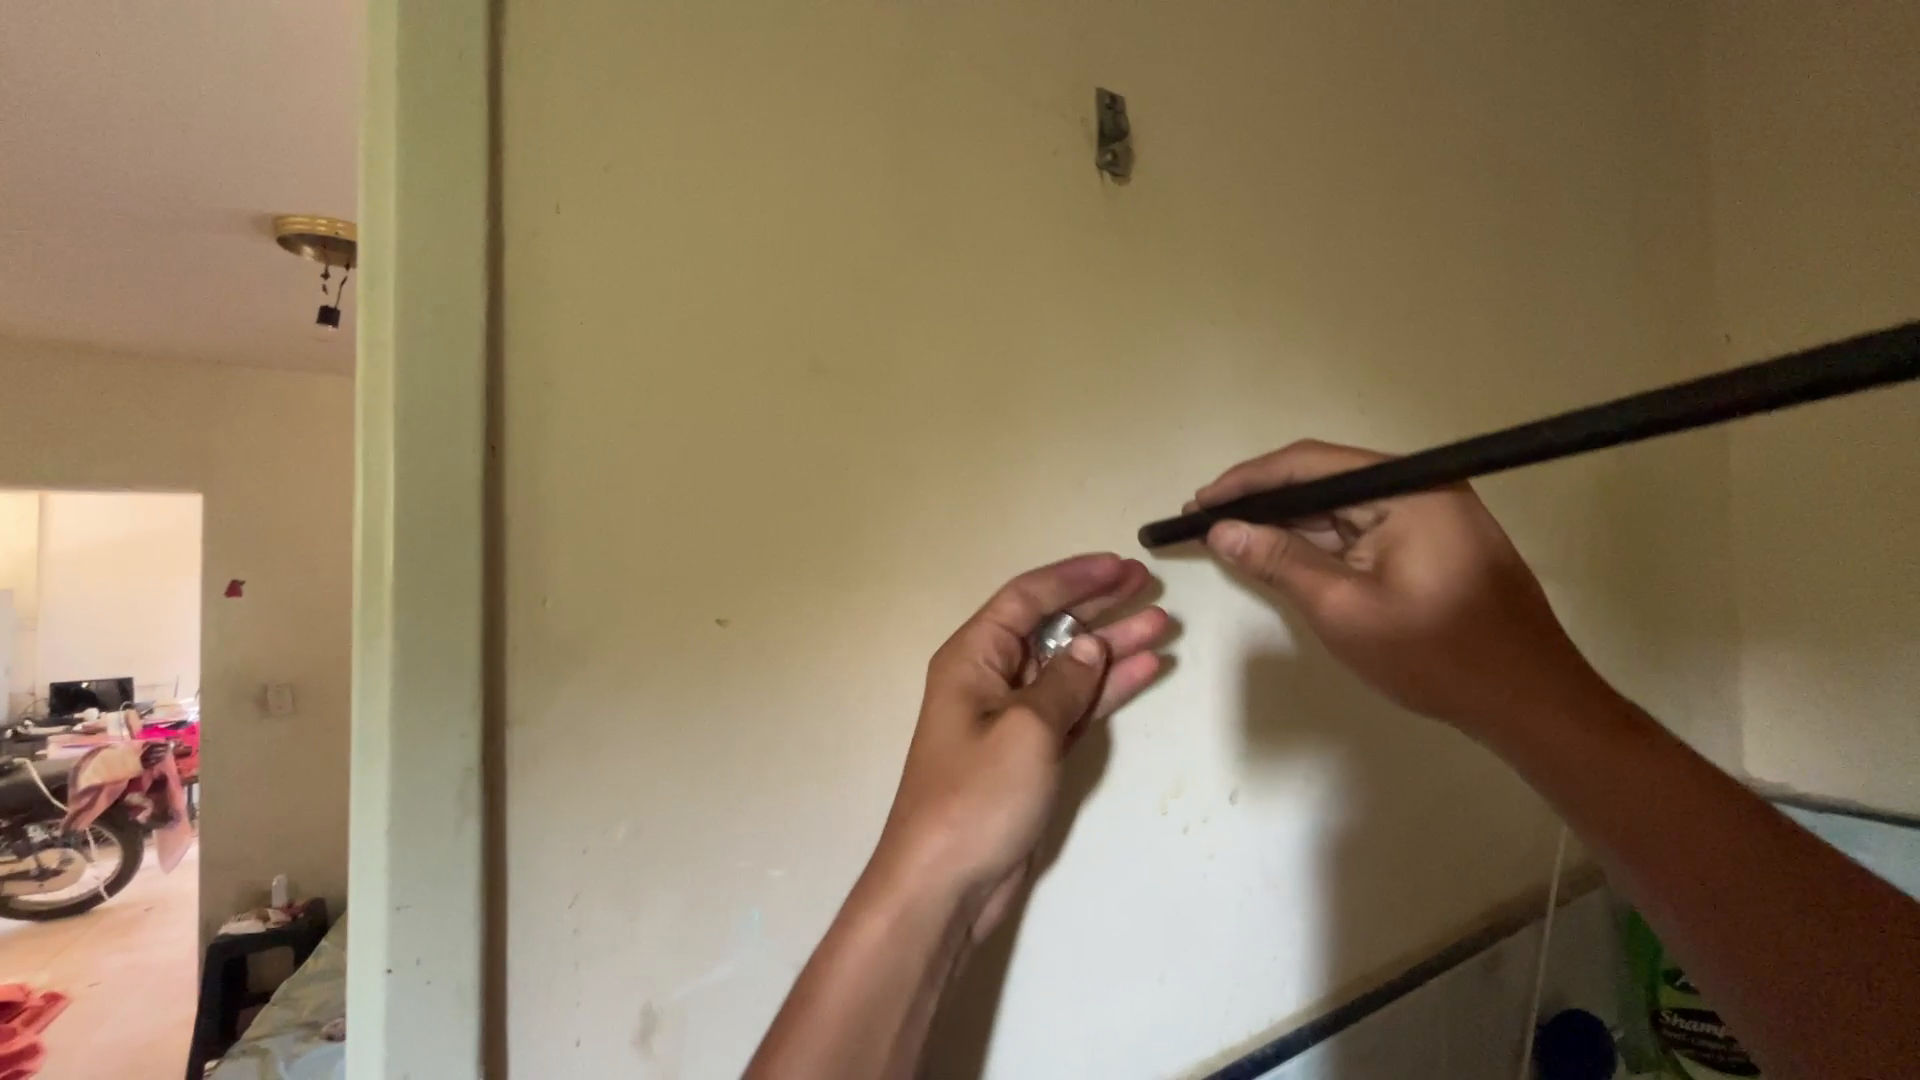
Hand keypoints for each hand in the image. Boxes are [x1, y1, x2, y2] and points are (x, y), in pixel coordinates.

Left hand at [870, 554, 1169, 942]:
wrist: (947, 882)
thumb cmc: (977, 796)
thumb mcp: (1024, 730)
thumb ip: (1063, 682)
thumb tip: (1091, 646)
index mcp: (973, 656)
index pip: (1027, 598)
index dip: (1075, 577)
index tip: (1122, 565)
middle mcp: (991, 675)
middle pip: (1052, 626)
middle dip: (1099, 604)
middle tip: (1149, 585)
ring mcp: (1014, 714)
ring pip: (1070, 665)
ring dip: (1113, 645)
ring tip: (1164, 624)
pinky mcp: (1033, 748)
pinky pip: (1075, 704)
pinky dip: (1108, 688)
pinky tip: (1146, 669)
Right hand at [1190, 439, 1608, 738]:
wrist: (1529, 703)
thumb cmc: (1434, 656)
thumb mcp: (1342, 608)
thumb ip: (1278, 561)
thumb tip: (1220, 530)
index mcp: (1406, 489)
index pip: (1308, 465)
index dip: (1245, 482)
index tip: (1197, 504)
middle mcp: (1420, 486)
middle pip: (1322, 479)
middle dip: (1260, 500)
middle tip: (1205, 521)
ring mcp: (1430, 512)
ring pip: (1339, 505)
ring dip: (1286, 520)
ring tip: (1231, 535)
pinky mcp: (1431, 539)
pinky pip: (1359, 526)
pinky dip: (1318, 539)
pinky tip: (1281, 551)